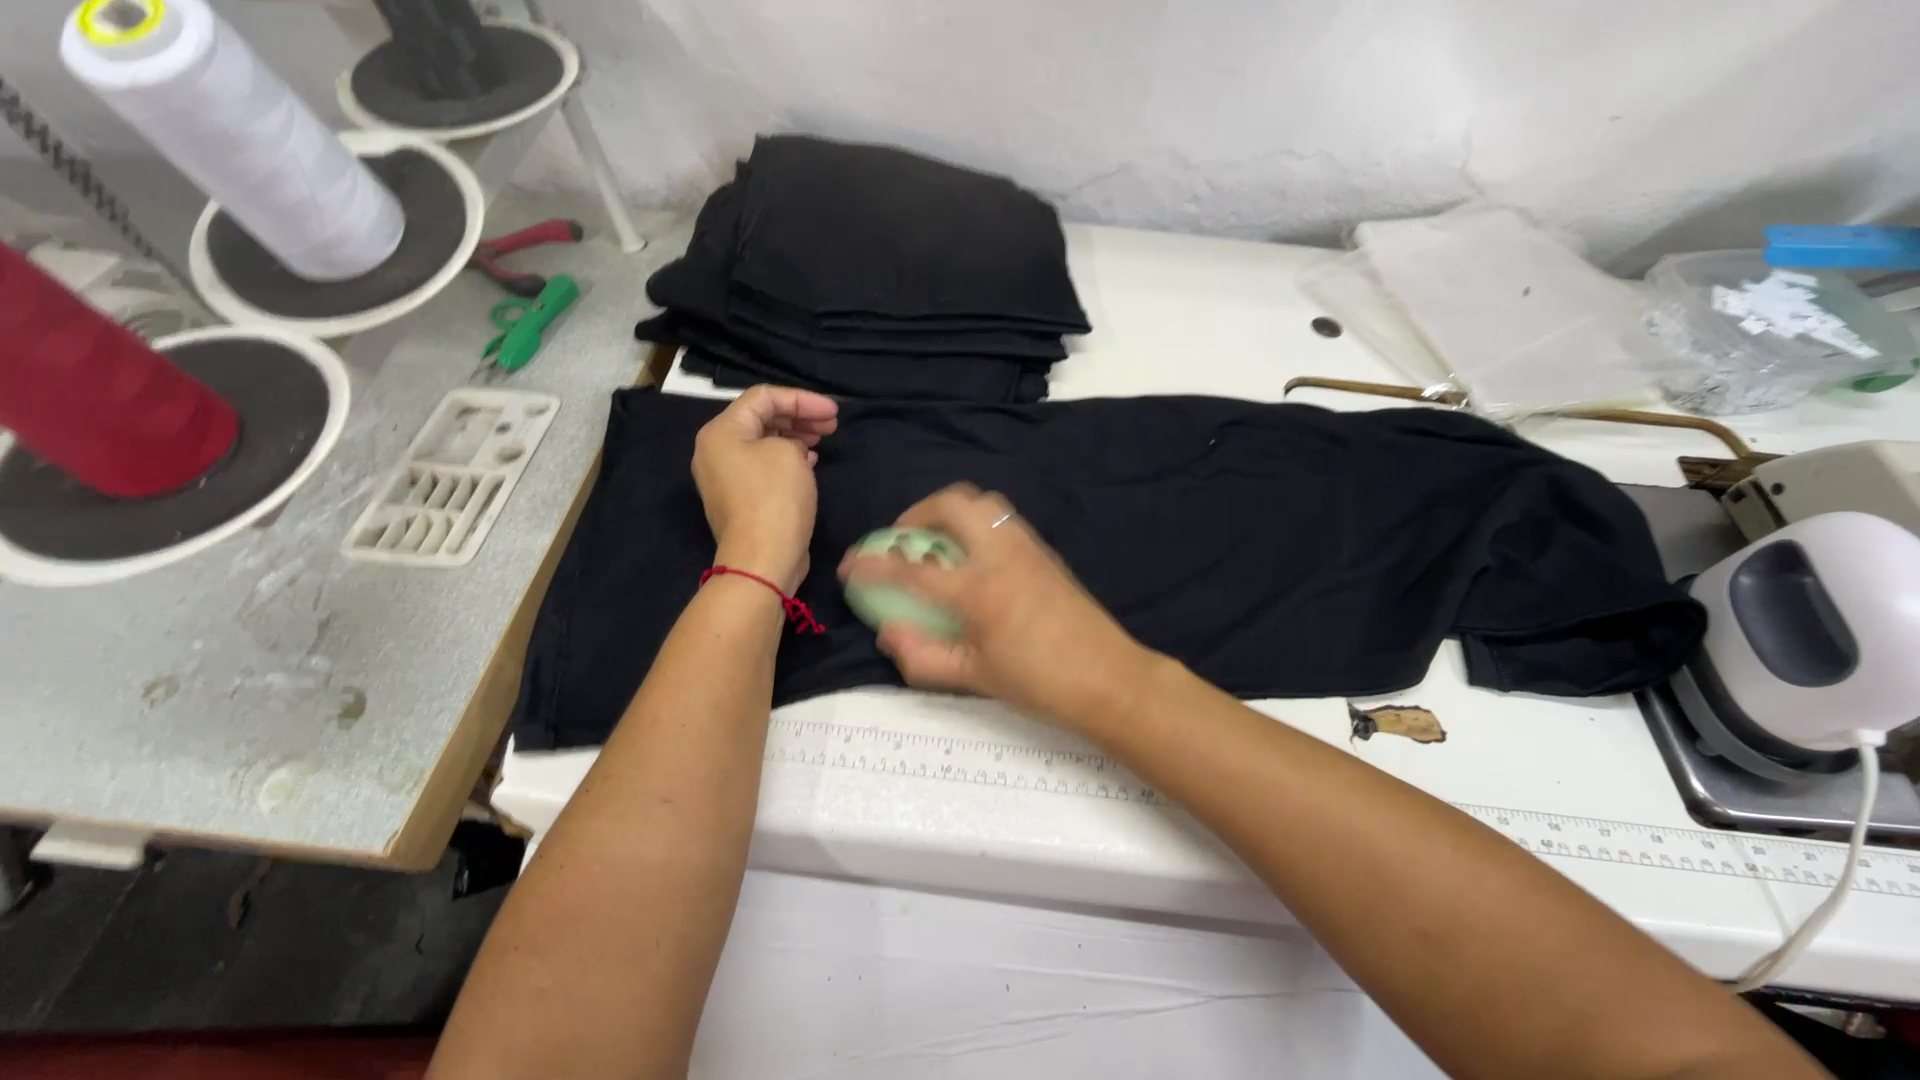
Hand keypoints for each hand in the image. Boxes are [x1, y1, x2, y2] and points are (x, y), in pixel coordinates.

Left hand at [693, 385, 838, 593]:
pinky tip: (810, 462)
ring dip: (794, 437)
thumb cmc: (774, 498)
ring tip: (822, 439)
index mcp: (721, 432)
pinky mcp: (740, 499)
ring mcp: (725, 477)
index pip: (763, 397)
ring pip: (763, 443)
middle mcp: (715, 450)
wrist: (762, 558)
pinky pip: (763, 466)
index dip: (802, 398)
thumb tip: (792, 450)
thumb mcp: (789, 452)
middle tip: (831, 424)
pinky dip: (787, 459)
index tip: (833, 411)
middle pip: (760, 418)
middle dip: (798, 416)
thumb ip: (792, 438)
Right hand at [838, 483, 1154, 729]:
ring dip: (951, 513)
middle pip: (952, 503)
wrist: (1108, 678)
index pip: (912, 569)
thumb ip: (924, 656)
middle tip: (902, 539)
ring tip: (937, 543)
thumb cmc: (1039, 683)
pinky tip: (974, 558)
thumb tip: (888, 633)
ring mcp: (1028, 547)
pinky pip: (1003, 520)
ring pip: (982, 504)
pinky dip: (977, 524)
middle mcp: (1002, 555)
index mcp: (978, 590)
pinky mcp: (1046, 552)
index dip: (874, 566)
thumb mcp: (974, 677)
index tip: (851, 566)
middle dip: (917, 512)